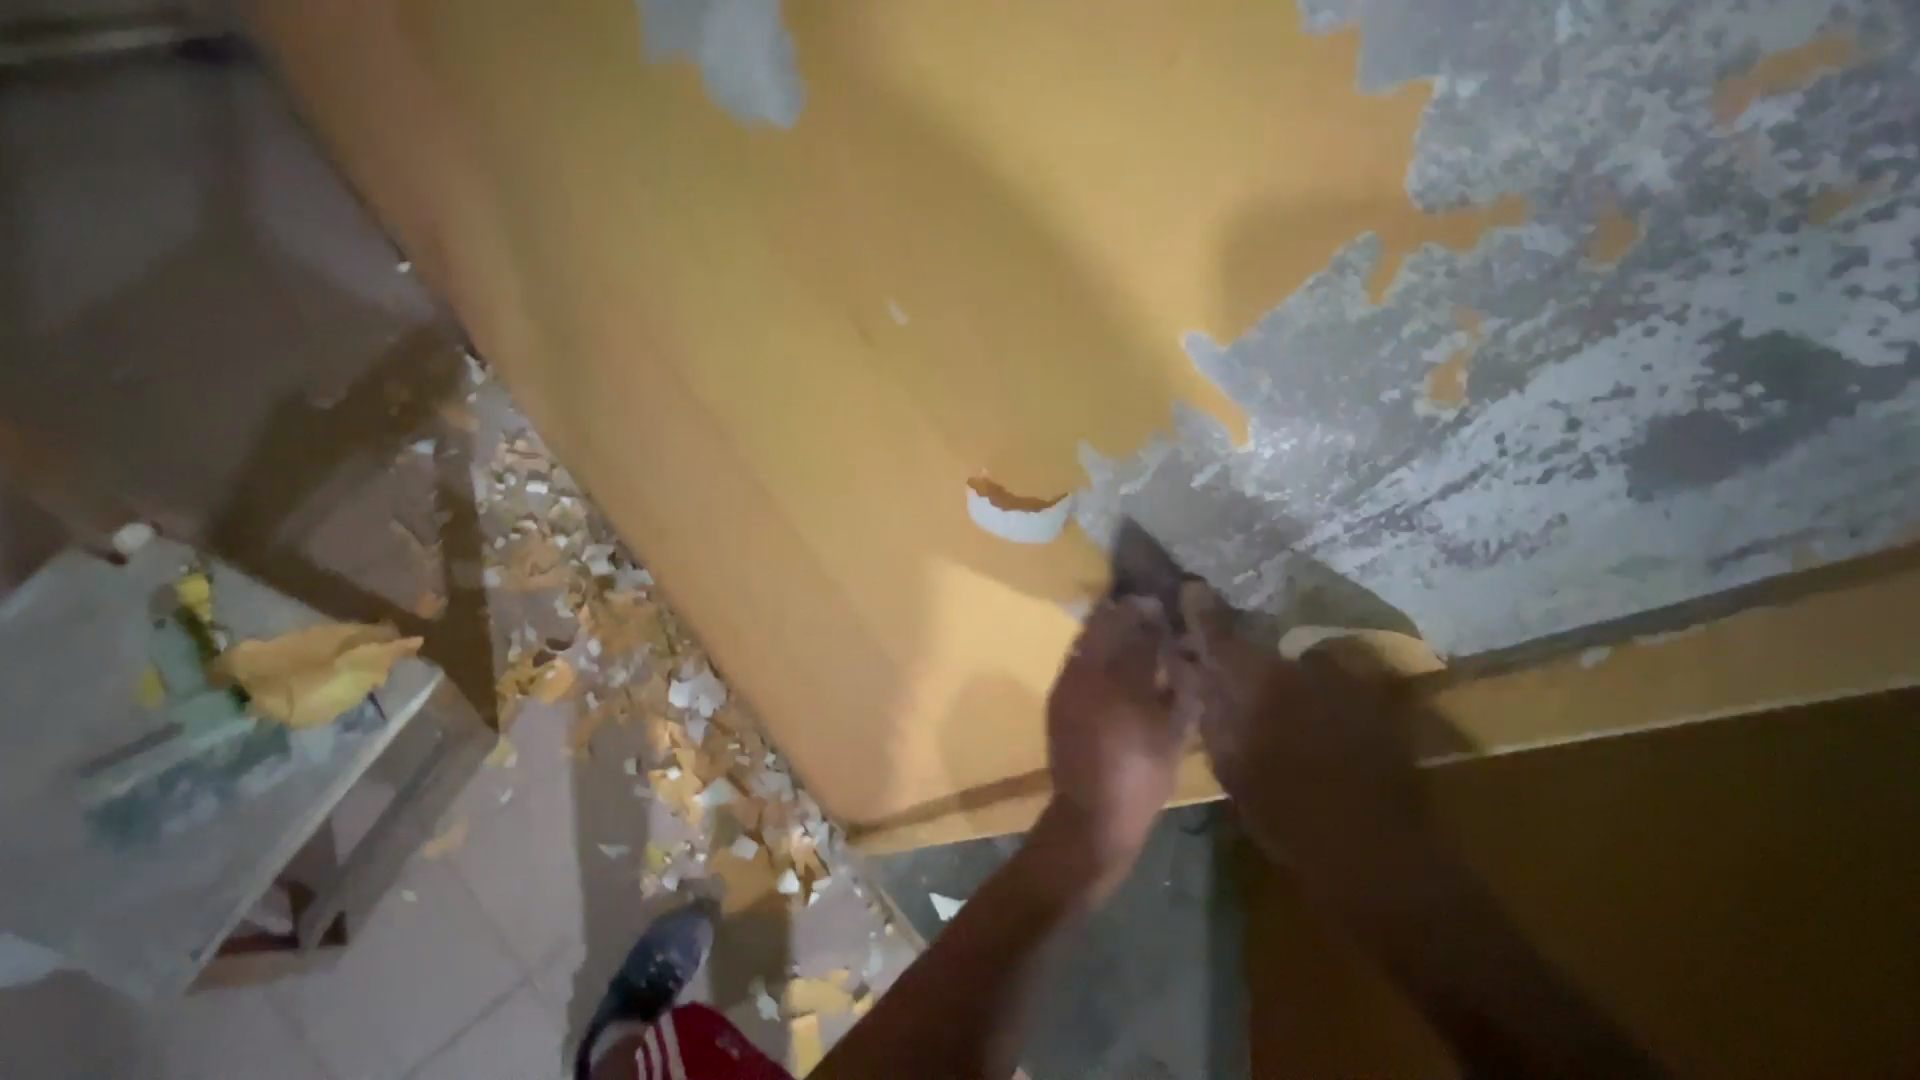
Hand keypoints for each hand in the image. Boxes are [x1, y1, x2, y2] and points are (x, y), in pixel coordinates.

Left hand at [1043, 596, 1187, 880]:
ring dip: (1107, 629)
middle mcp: (1083, 673)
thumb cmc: (1140, 777)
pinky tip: (1115, 660)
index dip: (1147, 611)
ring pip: (1087, 642)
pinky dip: (1094, 651)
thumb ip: (1180, 686)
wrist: (1092, 818)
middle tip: (1147, 609)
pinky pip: (1076, 662)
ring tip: (1133, 628)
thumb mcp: (1172, 732)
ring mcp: (1065, 687)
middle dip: (1125, 614)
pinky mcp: (1057, 702)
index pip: (1130, 626)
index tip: (1162, 602)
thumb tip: (1184, 650)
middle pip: (1103, 627)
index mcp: (1114, 678)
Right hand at [1167, 582, 1433, 878]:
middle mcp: (1303, 668)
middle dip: (1244, 659)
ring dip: (1284, 680)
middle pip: (1262, 651)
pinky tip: (1314, 726)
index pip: (1220, 634)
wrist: (1376, 853)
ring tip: (1277, 712)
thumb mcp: (1232, 769)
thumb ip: (1213, 713)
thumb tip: (1198, 676)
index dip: (1202, 610)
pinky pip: (1334, 686)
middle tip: (1231, 679)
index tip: (1191, 586)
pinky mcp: (1377, 702)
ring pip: (1299, 668)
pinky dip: (1317, 696)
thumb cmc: (1288, 817)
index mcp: (1260, 683)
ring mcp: (1346, 682)